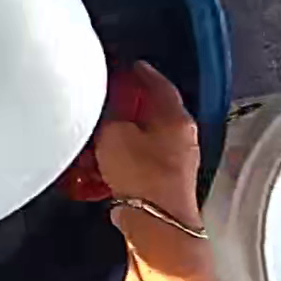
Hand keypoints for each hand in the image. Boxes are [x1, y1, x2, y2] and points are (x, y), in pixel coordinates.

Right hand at [93, 61, 201, 226]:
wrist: (153, 214)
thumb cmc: (140, 173)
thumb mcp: (112, 132)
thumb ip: (109, 114)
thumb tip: (106, 106)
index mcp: (175, 118)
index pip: (160, 86)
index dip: (144, 73)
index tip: (134, 66)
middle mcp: (181, 136)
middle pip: (153, 111)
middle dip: (130, 104)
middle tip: (110, 97)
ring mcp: (175, 157)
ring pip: (145, 133)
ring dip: (123, 130)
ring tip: (98, 132)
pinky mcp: (162, 176)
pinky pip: (139, 155)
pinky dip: (121, 151)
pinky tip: (102, 158)